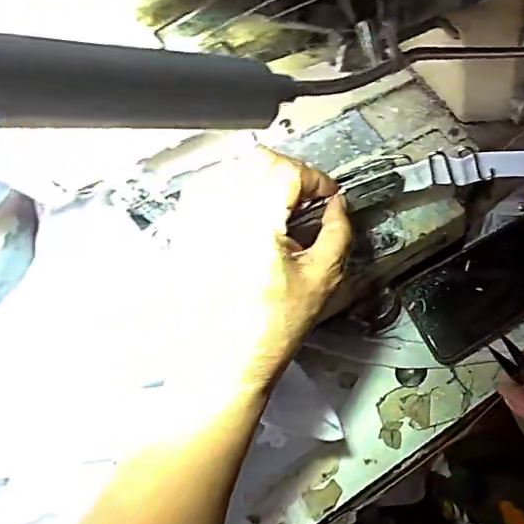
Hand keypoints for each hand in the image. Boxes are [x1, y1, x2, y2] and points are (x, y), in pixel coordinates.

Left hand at [171, 149, 351, 389]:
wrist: (224, 362)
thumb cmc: (268, 330)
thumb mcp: (322, 278)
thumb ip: (338, 232)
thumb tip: (338, 206)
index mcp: (255, 223)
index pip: (289, 171)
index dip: (316, 179)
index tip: (328, 196)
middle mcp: (219, 214)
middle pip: (259, 161)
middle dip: (291, 173)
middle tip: (307, 197)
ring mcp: (196, 221)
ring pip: (233, 168)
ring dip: (263, 178)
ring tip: (281, 206)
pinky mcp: (185, 232)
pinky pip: (209, 189)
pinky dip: (234, 190)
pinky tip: (251, 216)